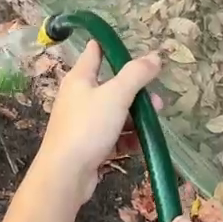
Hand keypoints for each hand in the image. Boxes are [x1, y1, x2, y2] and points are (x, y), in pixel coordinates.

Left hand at [29, 41, 160, 209]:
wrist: (65, 174)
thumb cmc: (87, 127)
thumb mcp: (116, 95)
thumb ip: (136, 74)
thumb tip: (154, 56)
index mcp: (80, 78)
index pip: (95, 51)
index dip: (112, 46)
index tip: (135, 48)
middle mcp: (79, 97)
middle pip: (112, 86)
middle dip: (136, 92)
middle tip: (156, 102)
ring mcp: (83, 122)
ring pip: (115, 113)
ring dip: (135, 118)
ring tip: (152, 125)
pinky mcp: (88, 144)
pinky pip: (112, 136)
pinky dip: (126, 138)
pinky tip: (139, 145)